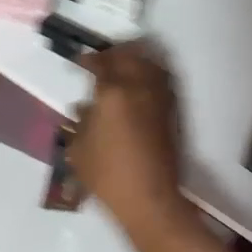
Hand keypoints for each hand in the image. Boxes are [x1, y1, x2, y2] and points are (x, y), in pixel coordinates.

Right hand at [70, 41, 188, 242]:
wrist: (150, 198)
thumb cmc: (108, 176)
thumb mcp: (80, 150)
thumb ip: (81, 122)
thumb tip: (85, 106)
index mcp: (113, 92)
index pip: (101, 63)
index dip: (88, 59)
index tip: (79, 61)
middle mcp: (139, 86)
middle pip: (129, 55)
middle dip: (113, 54)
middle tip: (101, 61)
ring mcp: (159, 95)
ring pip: (148, 63)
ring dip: (134, 60)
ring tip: (121, 68)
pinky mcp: (172, 109)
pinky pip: (160, 79)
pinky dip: (148, 73)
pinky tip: (138, 85)